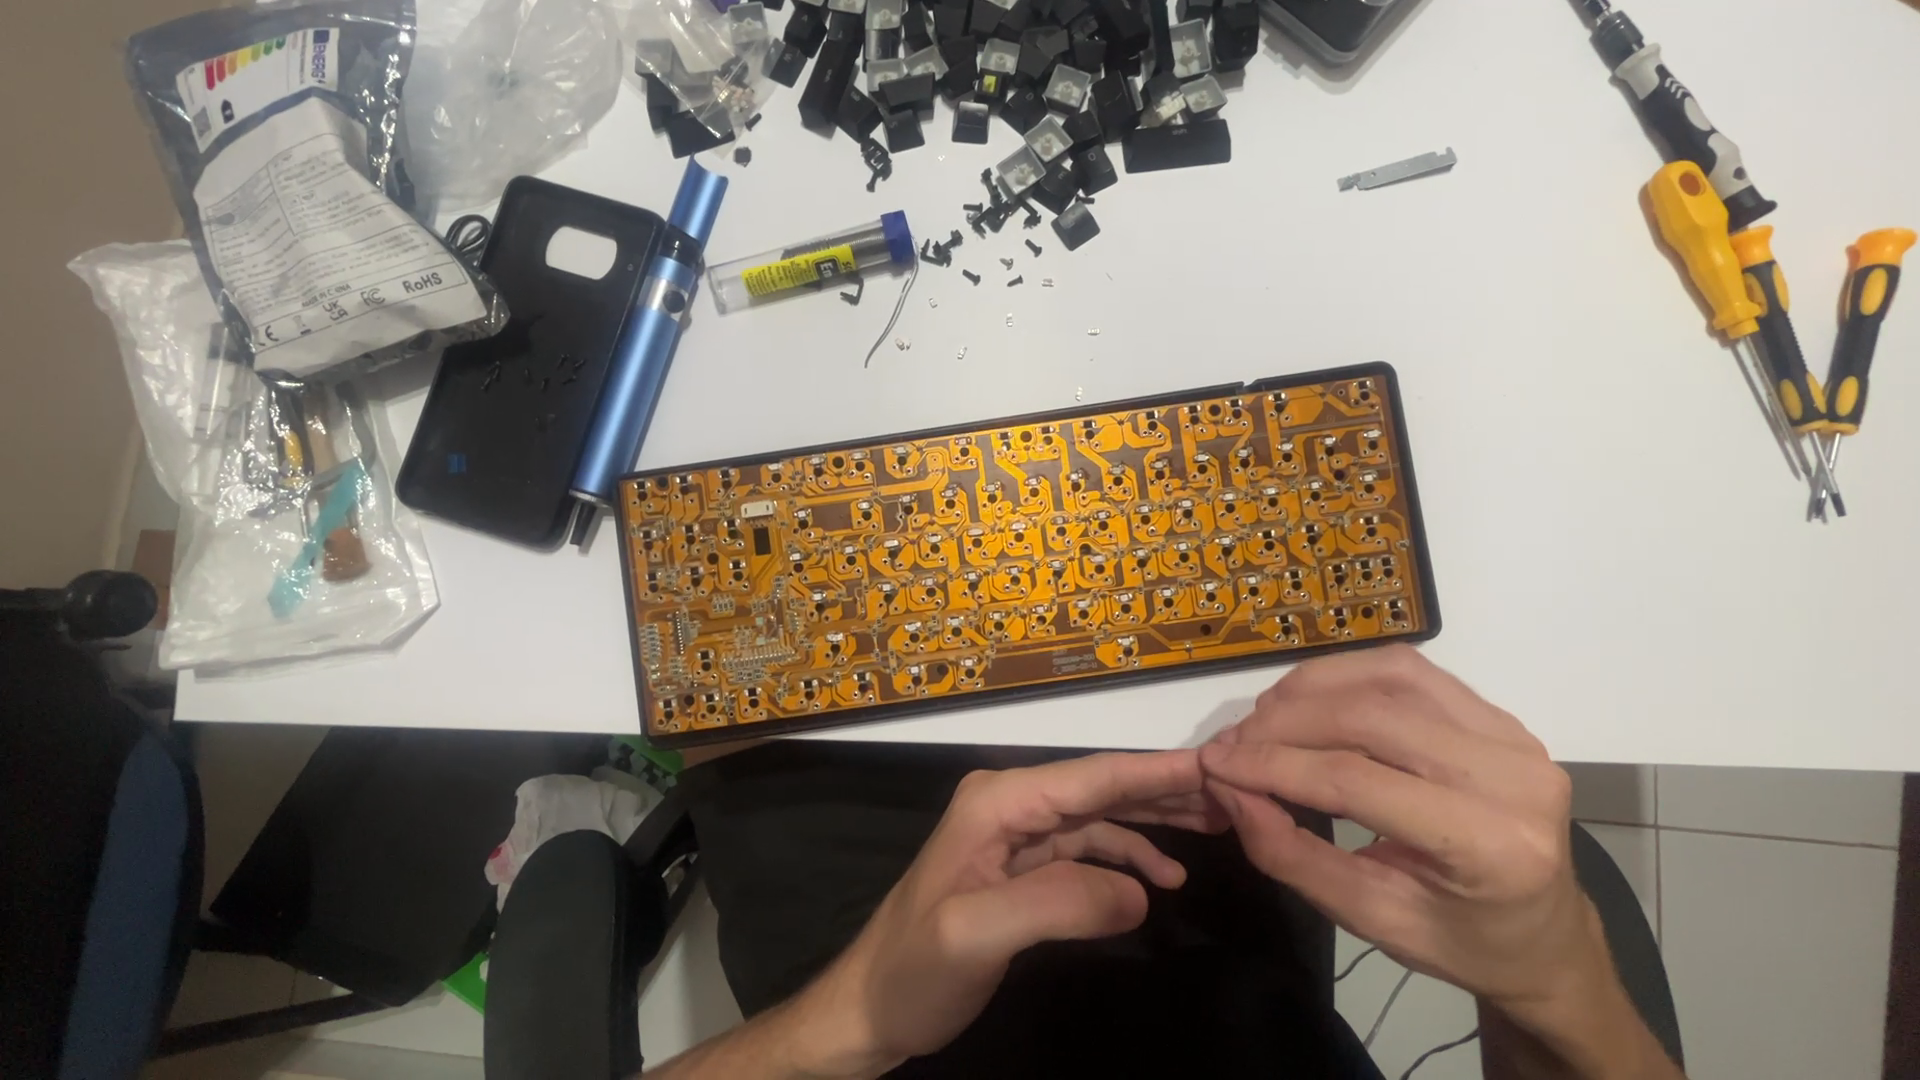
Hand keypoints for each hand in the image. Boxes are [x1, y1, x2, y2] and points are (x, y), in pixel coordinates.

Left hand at [792, 751, 1225, 1077]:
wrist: (870, 1006)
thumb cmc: (915, 968)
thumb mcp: (978, 934)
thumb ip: (1057, 903)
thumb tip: (1140, 890)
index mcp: (999, 802)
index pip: (1091, 777)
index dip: (1155, 769)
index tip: (1217, 764)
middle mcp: (1009, 804)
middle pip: (1100, 788)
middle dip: (1164, 789)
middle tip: (1233, 795)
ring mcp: (1016, 834)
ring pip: (1098, 815)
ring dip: (1153, 821)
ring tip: (1216, 827)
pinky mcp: (1021, 867)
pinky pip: (1085, 849)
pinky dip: (1126, 857)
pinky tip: (1159, 878)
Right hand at [1198, 647, 1673, 1074]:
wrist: (1546, 936)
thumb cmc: (1461, 940)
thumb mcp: (1368, 919)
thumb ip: (1290, 854)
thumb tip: (1228, 789)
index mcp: (1488, 845)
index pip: (1354, 780)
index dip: (1272, 765)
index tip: (1213, 763)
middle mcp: (1511, 776)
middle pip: (1369, 716)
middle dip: (1283, 723)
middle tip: (1233, 743)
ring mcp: (1512, 735)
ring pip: (1387, 675)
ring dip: (1310, 688)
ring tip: (1266, 717)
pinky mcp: (1499, 715)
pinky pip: (1407, 671)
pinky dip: (1345, 675)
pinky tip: (1312, 700)